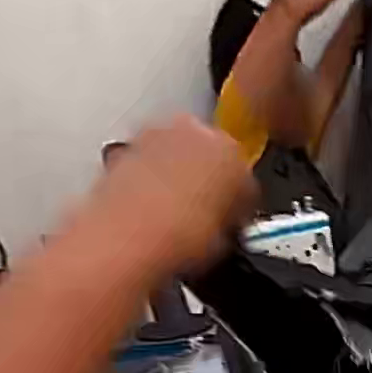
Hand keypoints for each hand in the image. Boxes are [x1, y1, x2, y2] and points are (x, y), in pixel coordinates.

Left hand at [83, 116, 256, 277]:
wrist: (131, 239)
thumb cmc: (181, 236)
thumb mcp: (228, 237)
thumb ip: (231, 219)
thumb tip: (226, 223)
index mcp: (232, 153)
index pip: (246, 179)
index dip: (242, 205)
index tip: (236, 221)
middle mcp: (195, 133)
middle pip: (210, 157)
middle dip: (209, 182)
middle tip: (208, 215)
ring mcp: (156, 134)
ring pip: (178, 154)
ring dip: (180, 178)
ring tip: (180, 215)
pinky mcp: (126, 145)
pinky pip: (150, 162)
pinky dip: (153, 180)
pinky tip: (155, 210)